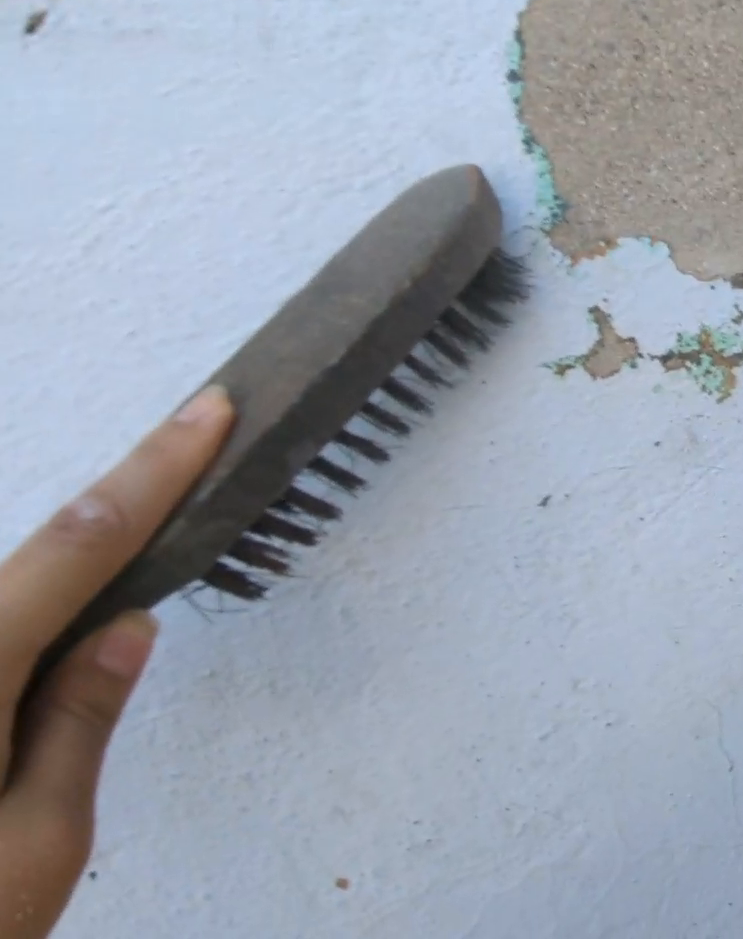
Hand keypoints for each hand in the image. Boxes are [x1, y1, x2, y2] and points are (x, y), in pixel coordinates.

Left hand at [0, 387, 232, 938]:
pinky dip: (26, 611)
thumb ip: (71, 724)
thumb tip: (125, 624)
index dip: (153, 471)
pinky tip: (62, 628)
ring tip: (133, 580)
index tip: (207, 411)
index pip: (75, 547)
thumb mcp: (32, 845)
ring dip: (62, 574)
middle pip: (20, 566)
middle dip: (113, 516)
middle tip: (190, 470)